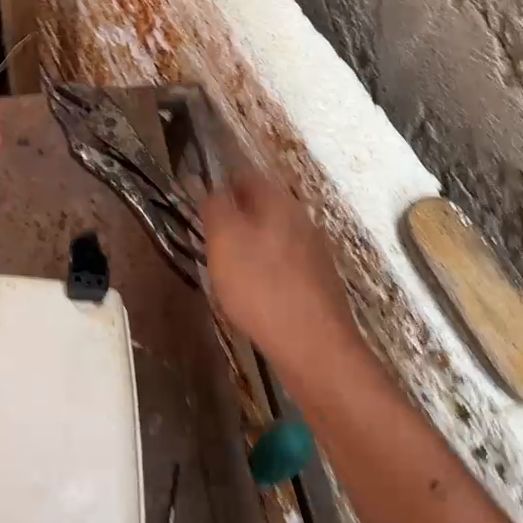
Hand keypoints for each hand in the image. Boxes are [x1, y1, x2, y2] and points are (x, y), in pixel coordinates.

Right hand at [202, 171, 359, 365]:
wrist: (314, 346)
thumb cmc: (260, 286)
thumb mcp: (224, 240)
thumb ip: (215, 207)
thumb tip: (211, 187)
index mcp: (279, 201)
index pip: (245, 176)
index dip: (220, 187)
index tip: (201, 209)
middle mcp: (302, 219)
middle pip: (262, 208)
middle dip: (236, 220)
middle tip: (212, 243)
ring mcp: (316, 252)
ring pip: (274, 238)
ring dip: (251, 248)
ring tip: (229, 272)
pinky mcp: (320, 283)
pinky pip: (285, 266)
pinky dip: (267, 274)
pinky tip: (256, 296)